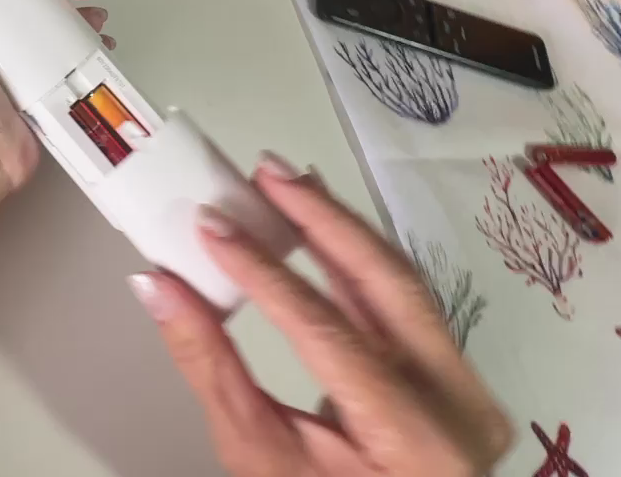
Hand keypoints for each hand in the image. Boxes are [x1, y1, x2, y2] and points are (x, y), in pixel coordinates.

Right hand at [130, 159, 512, 476]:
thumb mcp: (255, 454)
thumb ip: (207, 363)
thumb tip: (156, 283)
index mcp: (416, 443)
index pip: (328, 334)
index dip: (262, 272)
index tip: (210, 224)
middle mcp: (458, 407)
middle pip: (386, 285)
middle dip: (320, 218)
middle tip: (263, 171)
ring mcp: (463, 387)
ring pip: (398, 281)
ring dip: (336, 223)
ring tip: (282, 180)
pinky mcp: (450, 371)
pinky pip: (399, 295)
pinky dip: (352, 250)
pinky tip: (316, 218)